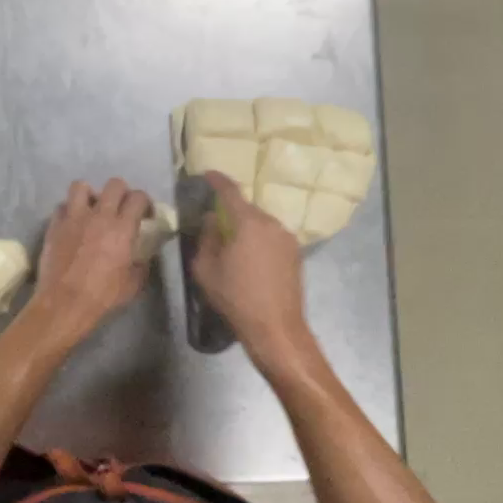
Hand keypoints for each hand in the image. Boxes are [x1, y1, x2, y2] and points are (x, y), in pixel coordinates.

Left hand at [30, 179, 152, 336]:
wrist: (64, 303)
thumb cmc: (102, 296)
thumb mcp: (133, 284)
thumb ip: (141, 265)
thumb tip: (142, 257)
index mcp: (122, 228)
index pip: (138, 197)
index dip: (145, 202)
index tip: (145, 214)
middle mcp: (99, 215)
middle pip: (114, 184)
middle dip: (122, 192)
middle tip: (121, 208)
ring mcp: (74, 218)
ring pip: (81, 186)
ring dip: (90, 195)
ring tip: (92, 209)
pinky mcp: (54, 226)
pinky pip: (62, 206)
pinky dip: (69, 211)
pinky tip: (72, 223)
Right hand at [191, 172, 312, 365]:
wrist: (276, 328)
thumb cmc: (236, 298)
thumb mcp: (206, 269)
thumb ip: (207, 237)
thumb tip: (213, 220)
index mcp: (248, 222)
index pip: (230, 191)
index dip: (217, 180)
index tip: (207, 174)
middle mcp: (272, 223)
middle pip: (247, 209)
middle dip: (231, 213)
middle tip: (215, 226)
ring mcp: (288, 238)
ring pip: (261, 224)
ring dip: (246, 230)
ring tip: (233, 250)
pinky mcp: (296, 254)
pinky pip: (272, 238)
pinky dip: (259, 242)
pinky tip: (251, 263)